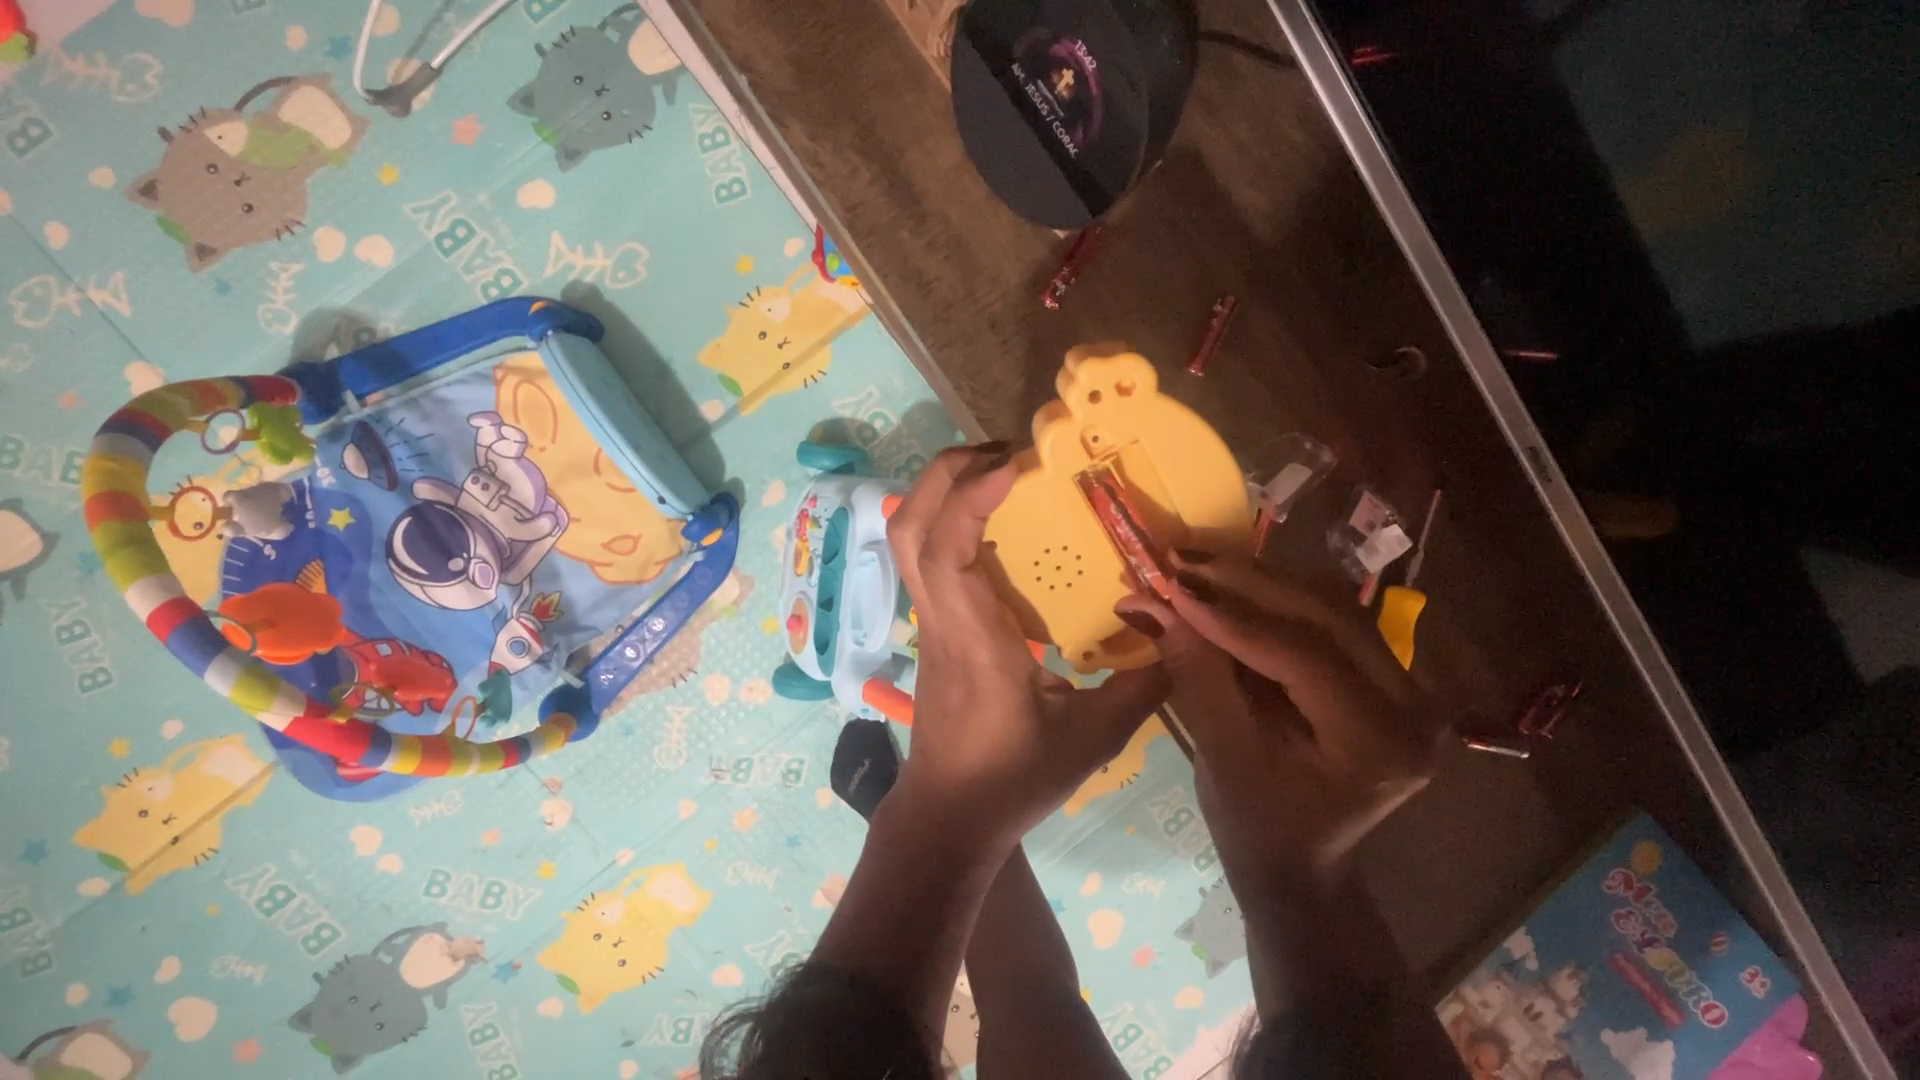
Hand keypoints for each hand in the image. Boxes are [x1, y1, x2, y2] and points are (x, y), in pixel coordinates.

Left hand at [888, 445, 1167, 841]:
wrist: (949, 816)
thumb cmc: (1012, 780)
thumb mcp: (1092, 738)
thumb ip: (1141, 684)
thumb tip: (1179, 631)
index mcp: (973, 638)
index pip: (945, 551)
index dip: (969, 496)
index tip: (1014, 465)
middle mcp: (941, 618)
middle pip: (908, 526)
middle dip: (946, 472)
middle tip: (1007, 453)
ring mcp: (930, 621)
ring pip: (909, 538)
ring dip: (945, 491)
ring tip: (1003, 475)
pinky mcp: (935, 628)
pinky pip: (929, 557)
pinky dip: (953, 520)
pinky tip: (1002, 527)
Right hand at [1115, 551, 1444, 878]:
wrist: (1299, 861)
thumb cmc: (1257, 827)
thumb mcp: (1221, 757)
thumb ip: (1196, 676)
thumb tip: (1156, 603)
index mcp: (1382, 744)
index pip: (1306, 657)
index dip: (1233, 617)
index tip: (1170, 585)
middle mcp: (1412, 704)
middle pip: (1327, 616)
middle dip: (1245, 583)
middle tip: (1177, 560)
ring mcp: (1406, 684)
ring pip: (1328, 605)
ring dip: (1256, 580)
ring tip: (1191, 565)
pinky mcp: (1384, 671)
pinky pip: (1324, 617)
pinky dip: (1269, 596)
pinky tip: (1222, 584)